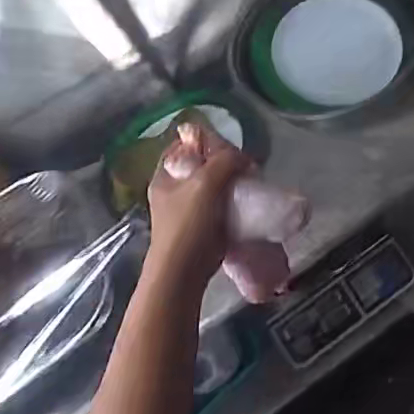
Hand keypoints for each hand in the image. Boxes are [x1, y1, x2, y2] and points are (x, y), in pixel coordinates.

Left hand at [146, 121, 250, 290]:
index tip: (227, 146)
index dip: (203, 141)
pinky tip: (246, 203)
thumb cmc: (189, 224)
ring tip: (248, 183)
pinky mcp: (201, 227)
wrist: (184, 271)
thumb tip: (241, 157)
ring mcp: (186, 211)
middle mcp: (172, 191)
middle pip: (200, 167)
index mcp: (165, 176)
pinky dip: (233, 203)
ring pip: (212, 187)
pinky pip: (220, 206)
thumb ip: (224, 162)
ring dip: (230, 184)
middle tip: (243, 166)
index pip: (182, 147)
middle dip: (223, 164)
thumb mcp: (205, 183)